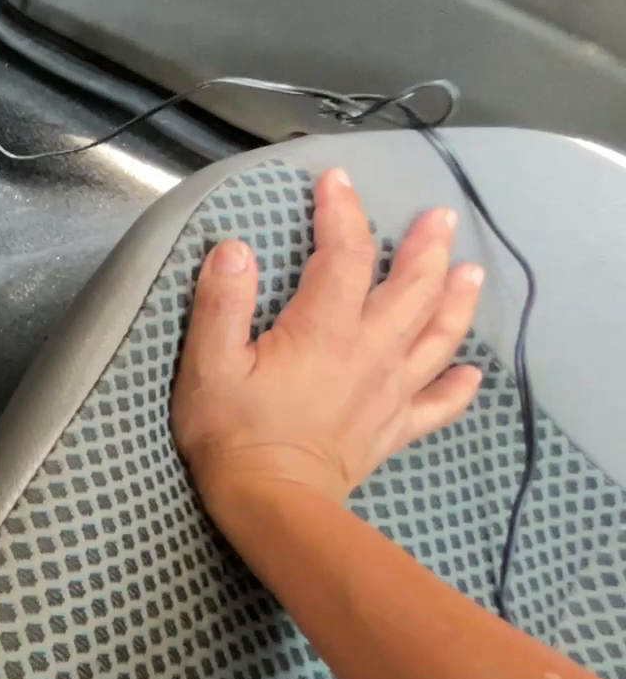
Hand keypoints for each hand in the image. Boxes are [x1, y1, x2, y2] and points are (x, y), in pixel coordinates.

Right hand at [171, 168, 485, 512]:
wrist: (270, 498)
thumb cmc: (229, 426)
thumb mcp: (207, 359)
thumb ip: (221, 302)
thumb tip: (235, 247)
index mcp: (323, 331)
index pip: (342, 258)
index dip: (341, 214)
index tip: (337, 180)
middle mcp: (369, 353)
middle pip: (409, 291)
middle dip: (424, 248)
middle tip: (437, 217)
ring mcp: (389, 391)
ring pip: (437, 336)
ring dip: (455, 299)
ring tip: (468, 269)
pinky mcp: (392, 425)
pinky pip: (440, 401)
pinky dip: (460, 382)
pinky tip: (471, 369)